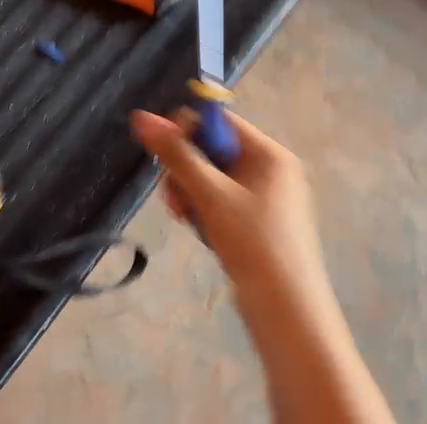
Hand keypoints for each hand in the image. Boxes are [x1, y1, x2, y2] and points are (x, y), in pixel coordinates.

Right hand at [131, 108, 327, 302]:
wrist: (286, 309)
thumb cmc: (252, 242)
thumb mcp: (208, 193)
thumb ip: (175, 153)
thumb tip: (141, 116)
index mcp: (269, 155)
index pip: (217, 120)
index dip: (185, 131)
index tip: (162, 153)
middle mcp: (269, 169)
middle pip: (209, 149)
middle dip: (184, 170)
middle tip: (174, 195)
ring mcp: (264, 196)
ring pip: (209, 175)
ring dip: (188, 191)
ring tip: (183, 216)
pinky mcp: (255, 220)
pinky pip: (218, 198)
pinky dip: (201, 208)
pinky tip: (196, 226)